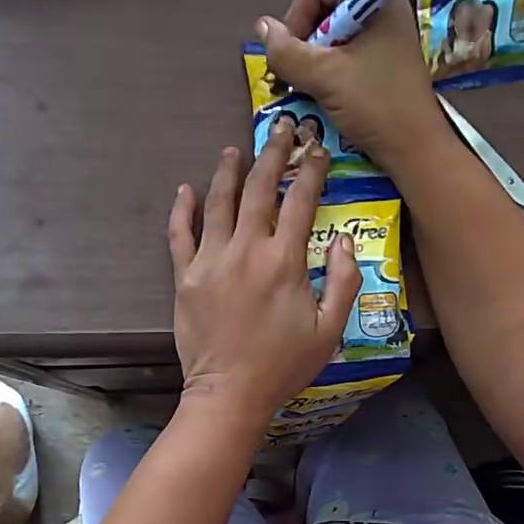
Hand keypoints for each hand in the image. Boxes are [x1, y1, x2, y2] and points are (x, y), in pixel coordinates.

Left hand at [169, 122, 358, 422]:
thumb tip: (344, 241)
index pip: (301, 201)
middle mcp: (246, 250)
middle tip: (280, 130)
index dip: (311, 170)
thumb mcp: (329, 330)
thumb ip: (343, 282)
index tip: (317, 149)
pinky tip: (186, 190)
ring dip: (228, 172)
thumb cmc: (283, 365)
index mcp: (284, 261)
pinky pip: (180, 234)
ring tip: (235, 149)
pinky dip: (182, 209)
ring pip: (218, 203)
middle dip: (272, 154)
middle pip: (259, 189)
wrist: (229, 393)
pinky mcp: (185, 277)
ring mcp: (211, 260)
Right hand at [256, 0, 450, 168]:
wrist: (414, 149)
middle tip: (303, 71)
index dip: (298, 7)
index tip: (300, 49)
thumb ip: (288, 52)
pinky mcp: (376, 56)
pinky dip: (324, 66)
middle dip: (303, 33)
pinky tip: (324, 91)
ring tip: (312, 85)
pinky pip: (338, 47)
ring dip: (311, 55)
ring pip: (325, 26)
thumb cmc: (376, 107)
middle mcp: (377, 4)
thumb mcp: (326, 78)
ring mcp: (378, 31)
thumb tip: (261, 28)